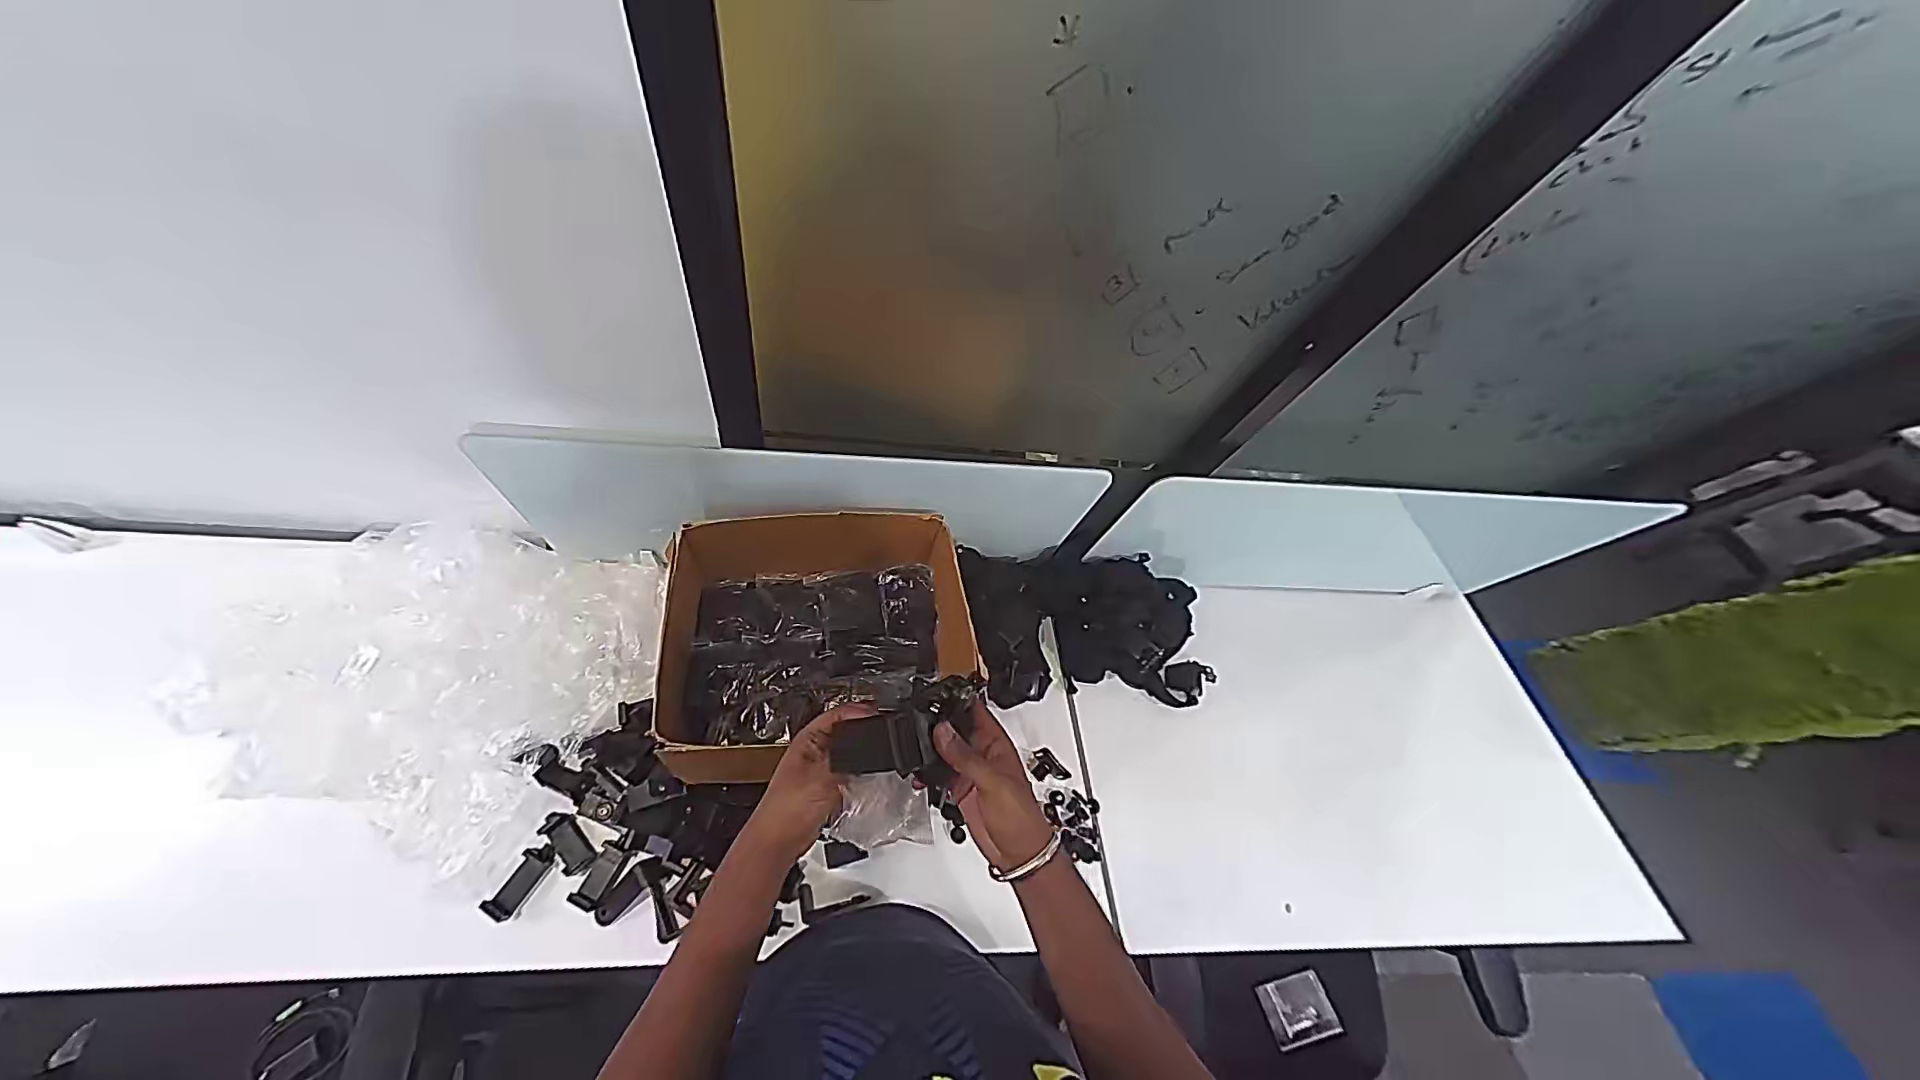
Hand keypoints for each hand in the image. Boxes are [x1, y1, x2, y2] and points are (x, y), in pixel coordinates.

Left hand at [739, 703, 871, 863]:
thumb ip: (848, 759)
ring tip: (878, 757)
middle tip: (883, 734)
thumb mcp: (824, 777)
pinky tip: (868, 781)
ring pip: (849, 755)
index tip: (879, 714)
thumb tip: (868, 745)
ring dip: (862, 756)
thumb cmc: (785, 811)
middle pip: (846, 732)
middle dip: (864, 733)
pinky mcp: (825, 788)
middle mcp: (813, 751)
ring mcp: (819, 770)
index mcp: (807, 739)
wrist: (777, 843)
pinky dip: (860, 776)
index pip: (838, 713)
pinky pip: (849, 775)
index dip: (860, 711)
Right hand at [933, 700, 1055, 872]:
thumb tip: (943, 731)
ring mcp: (971, 772)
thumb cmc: (1021, 816)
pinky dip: (928, 773)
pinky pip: (940, 774)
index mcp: (996, 744)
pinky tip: (919, 774)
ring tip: (914, 746)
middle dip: (938, 724)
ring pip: (946, 751)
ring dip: (930, 749)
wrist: (1018, 852)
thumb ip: (965, 756)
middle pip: (956, 729)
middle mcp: (983, 755)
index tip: (939, 693)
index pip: (976, 712)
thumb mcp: (992, 781)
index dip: (959, 700)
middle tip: (918, 719)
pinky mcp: (961, 790)